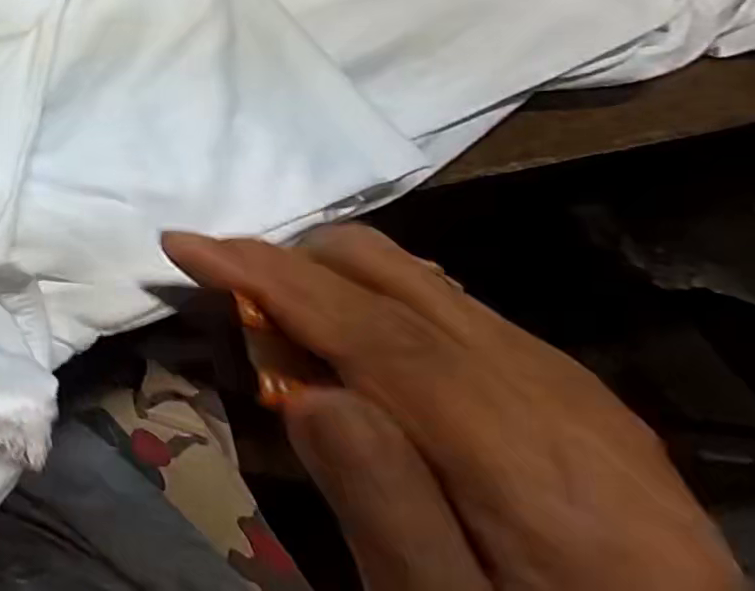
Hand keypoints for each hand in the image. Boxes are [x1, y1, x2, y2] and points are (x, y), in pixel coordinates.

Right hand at [163, 224, 743, 590]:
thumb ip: (385, 510)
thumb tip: (309, 393)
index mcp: (529, 461)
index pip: (372, 327)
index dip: (268, 274)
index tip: (184, 244)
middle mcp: (553, 391)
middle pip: (393, 274)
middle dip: (289, 263)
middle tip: (227, 300)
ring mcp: (568, 383)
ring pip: (416, 277)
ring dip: (327, 281)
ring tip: (284, 333)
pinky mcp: (570, 388)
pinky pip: (446, 304)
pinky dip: (375, 303)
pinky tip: (359, 356)